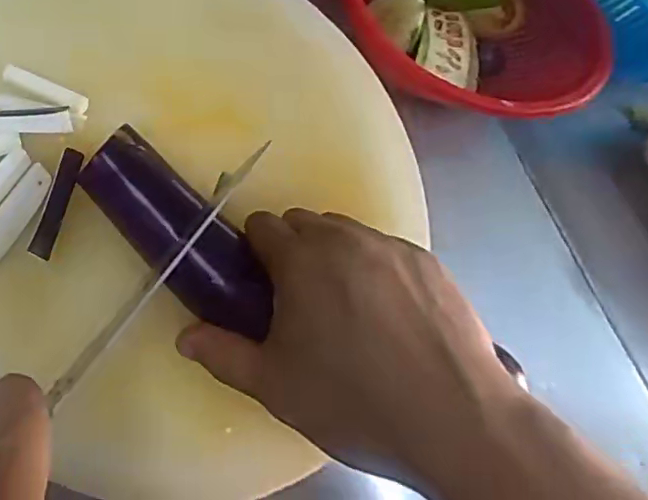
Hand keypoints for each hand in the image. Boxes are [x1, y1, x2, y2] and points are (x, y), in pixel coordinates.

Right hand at [178, 211, 645, 499]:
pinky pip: (385, 247)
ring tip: (348, 303)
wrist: (464, 425)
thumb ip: (224, 354)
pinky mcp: (427, 260)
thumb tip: (183, 336)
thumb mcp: (278, 387)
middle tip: (302, 299)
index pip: (262, 224)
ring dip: (333, 252)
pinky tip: (392, 311)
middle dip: (293, 248)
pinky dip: (376, 265)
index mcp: (299, 258)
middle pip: (302, 222)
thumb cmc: (358, 401)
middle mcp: (341, 238)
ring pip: (344, 230)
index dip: (255, 249)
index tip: (262, 282)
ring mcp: (388, 245)